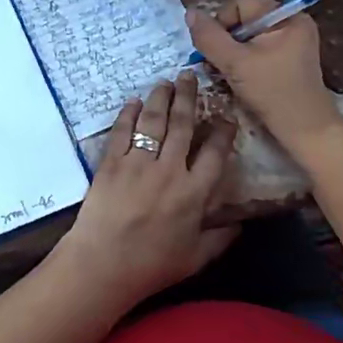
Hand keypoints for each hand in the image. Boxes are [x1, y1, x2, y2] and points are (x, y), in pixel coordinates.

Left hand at [52, 75, 236, 304]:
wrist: (102, 265)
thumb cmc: (151, 266)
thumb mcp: (195, 258)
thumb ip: (220, 239)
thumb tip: (240, 225)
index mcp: (194, 193)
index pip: (215, 153)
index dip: (222, 132)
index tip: (225, 117)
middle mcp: (169, 171)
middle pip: (182, 125)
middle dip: (188, 98)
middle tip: (189, 77)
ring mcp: (138, 164)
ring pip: (153, 121)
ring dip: (161, 98)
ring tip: (166, 82)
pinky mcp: (111, 163)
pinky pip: (122, 132)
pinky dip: (129, 114)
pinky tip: (134, 102)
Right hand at [186, 0, 342, 151]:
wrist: (305, 129)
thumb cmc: (272, 93)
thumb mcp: (234, 64)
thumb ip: (209, 37)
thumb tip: (190, 13)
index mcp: (285, 16)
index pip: (239, 1)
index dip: (221, 21)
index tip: (217, 50)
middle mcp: (292, 21)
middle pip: (243, 16)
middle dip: (226, 38)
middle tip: (222, 63)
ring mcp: (292, 39)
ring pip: (248, 34)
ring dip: (233, 50)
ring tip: (230, 72)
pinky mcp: (290, 56)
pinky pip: (258, 46)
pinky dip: (245, 58)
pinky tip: (241, 76)